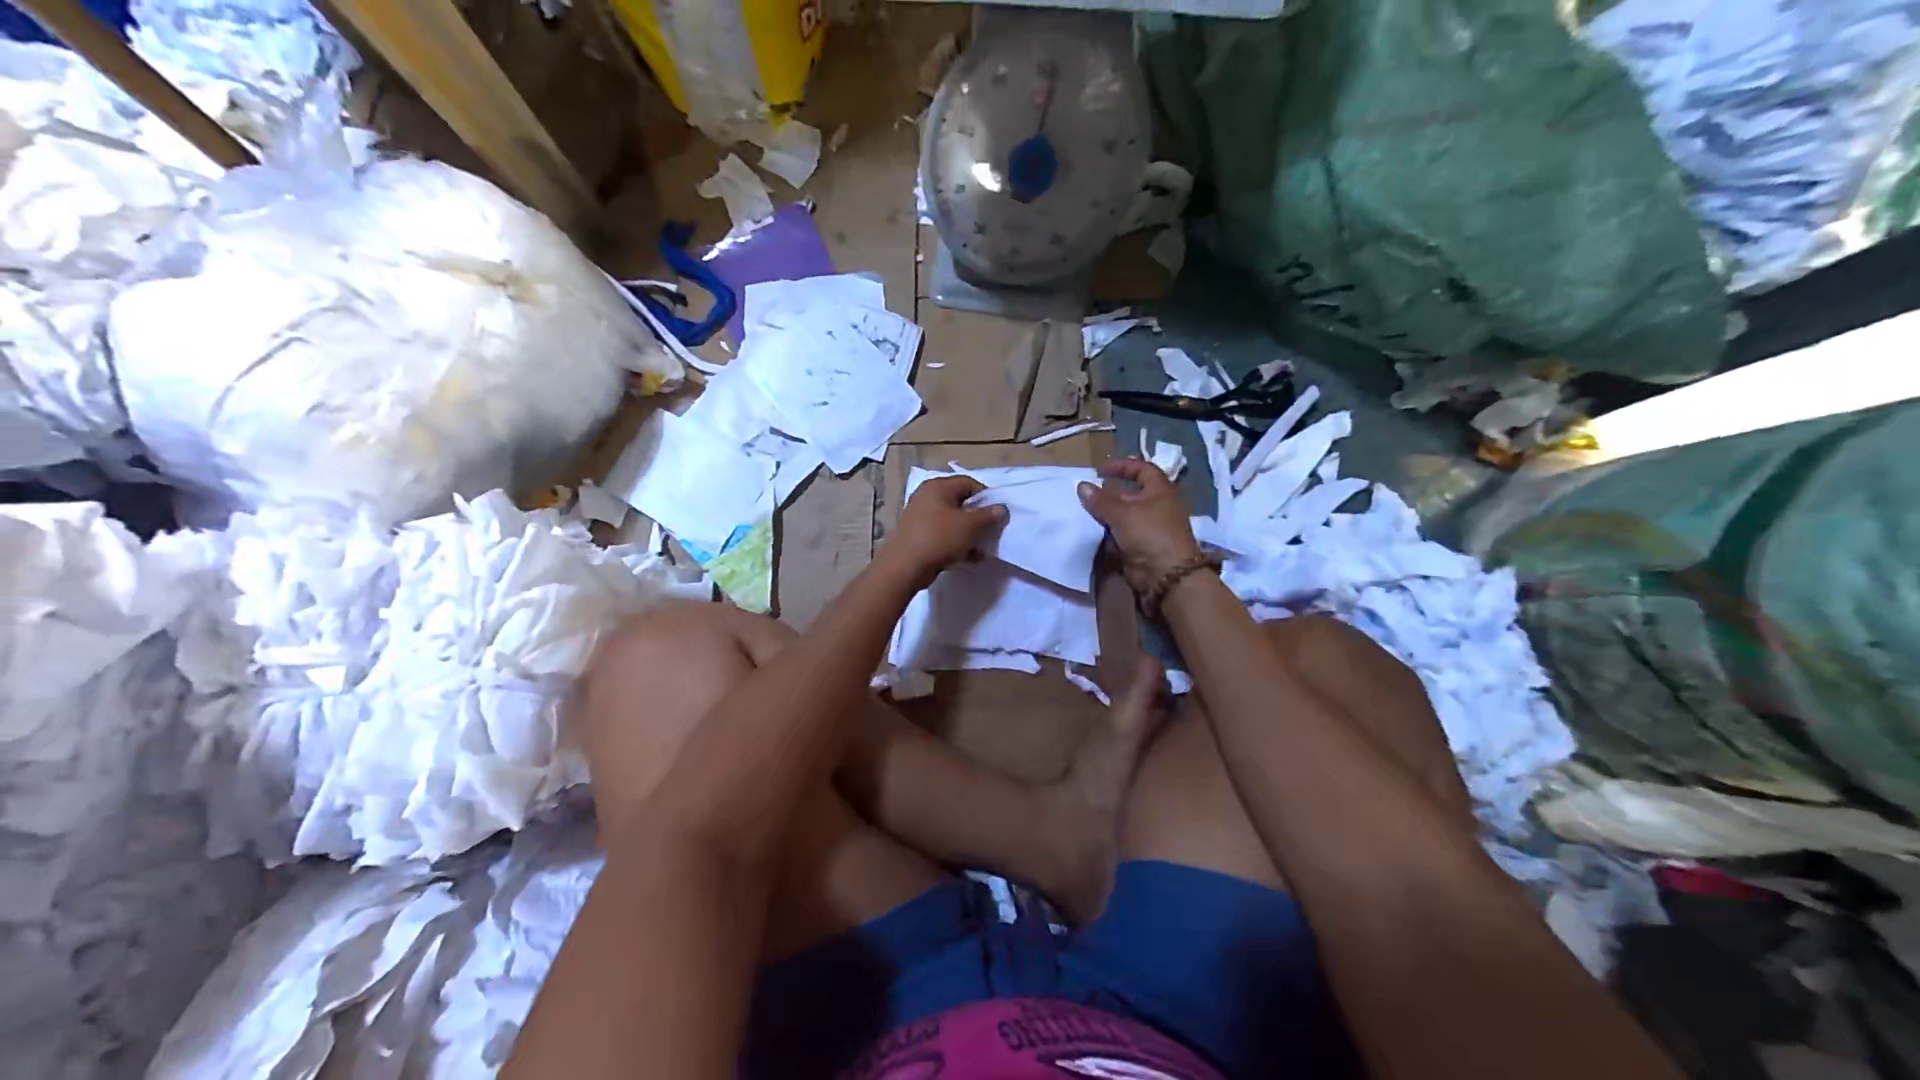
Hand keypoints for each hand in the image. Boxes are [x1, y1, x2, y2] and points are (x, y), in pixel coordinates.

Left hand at [878, 475, 1007, 588]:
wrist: (905, 566)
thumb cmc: (939, 538)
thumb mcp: (969, 526)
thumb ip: (988, 515)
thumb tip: (1001, 508)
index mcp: (937, 487)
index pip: (968, 483)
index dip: (986, 496)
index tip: (998, 512)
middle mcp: (926, 497)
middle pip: (960, 502)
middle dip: (978, 517)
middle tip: (992, 530)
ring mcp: (920, 517)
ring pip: (952, 521)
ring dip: (969, 533)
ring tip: (984, 547)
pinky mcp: (918, 536)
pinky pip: (943, 536)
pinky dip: (957, 544)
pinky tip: (971, 558)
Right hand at [1077, 458, 1204, 594]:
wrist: (1166, 575)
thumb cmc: (1149, 534)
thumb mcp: (1122, 513)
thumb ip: (1100, 500)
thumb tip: (1082, 485)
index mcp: (1160, 490)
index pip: (1142, 469)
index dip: (1122, 466)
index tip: (1099, 470)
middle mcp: (1157, 506)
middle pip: (1131, 494)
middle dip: (1109, 494)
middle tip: (1086, 495)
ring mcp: (1150, 527)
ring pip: (1124, 515)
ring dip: (1106, 514)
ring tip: (1084, 512)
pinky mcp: (1142, 546)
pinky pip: (1122, 534)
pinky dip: (1109, 532)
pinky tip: (1092, 531)